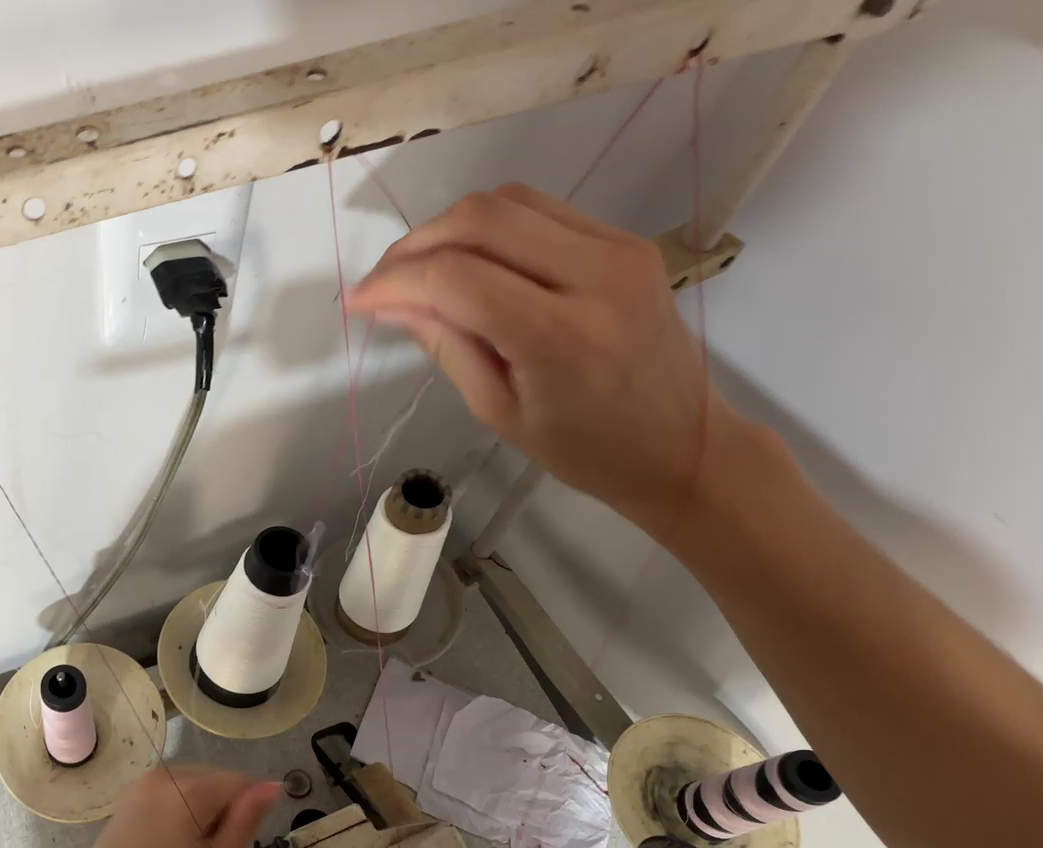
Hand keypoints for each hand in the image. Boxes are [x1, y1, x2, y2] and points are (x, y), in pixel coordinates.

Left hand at [49, 766, 280, 847]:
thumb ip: (244, 822)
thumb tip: (274, 786)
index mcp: (186, 790)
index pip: (240, 782)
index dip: (249, 811)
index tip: (239, 847)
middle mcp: (162, 776)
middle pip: (214, 779)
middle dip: (224, 808)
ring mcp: (139, 785)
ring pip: (191, 785)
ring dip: (202, 809)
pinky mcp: (125, 798)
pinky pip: (168, 792)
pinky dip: (179, 811)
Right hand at [346, 183, 745, 532]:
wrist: (683, 442)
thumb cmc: (586, 450)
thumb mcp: (500, 411)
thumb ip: (446, 345)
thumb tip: (390, 304)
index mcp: (562, 338)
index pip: (458, 279)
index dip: (396, 282)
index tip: (359, 300)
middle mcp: (596, 276)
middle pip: (481, 220)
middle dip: (415, 244)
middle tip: (383, 282)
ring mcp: (618, 248)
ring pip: (507, 202)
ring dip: (448, 228)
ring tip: (418, 271)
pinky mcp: (625, 239)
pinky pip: (538, 210)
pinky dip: (488, 227)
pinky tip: (467, 261)